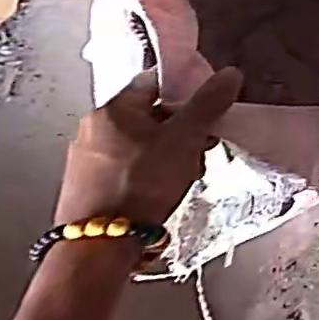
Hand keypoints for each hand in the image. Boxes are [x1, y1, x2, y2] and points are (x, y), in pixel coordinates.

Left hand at [55, 68, 241, 224]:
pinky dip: (153, 166)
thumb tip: (230, 73)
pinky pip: (130, 161)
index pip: (154, 81)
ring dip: (173, 147)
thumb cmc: (143, 182)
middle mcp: (94, 128)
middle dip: (185, 124)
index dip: (186, 87)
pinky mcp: (89, 183)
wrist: (99, 246)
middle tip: (205, 140)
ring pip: (143, 138)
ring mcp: (88, 157)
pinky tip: (168, 183)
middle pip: (151, 112)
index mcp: (112, 110)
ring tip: (191, 167)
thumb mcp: (185, 139)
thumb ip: (208, 103)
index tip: (209, 103)